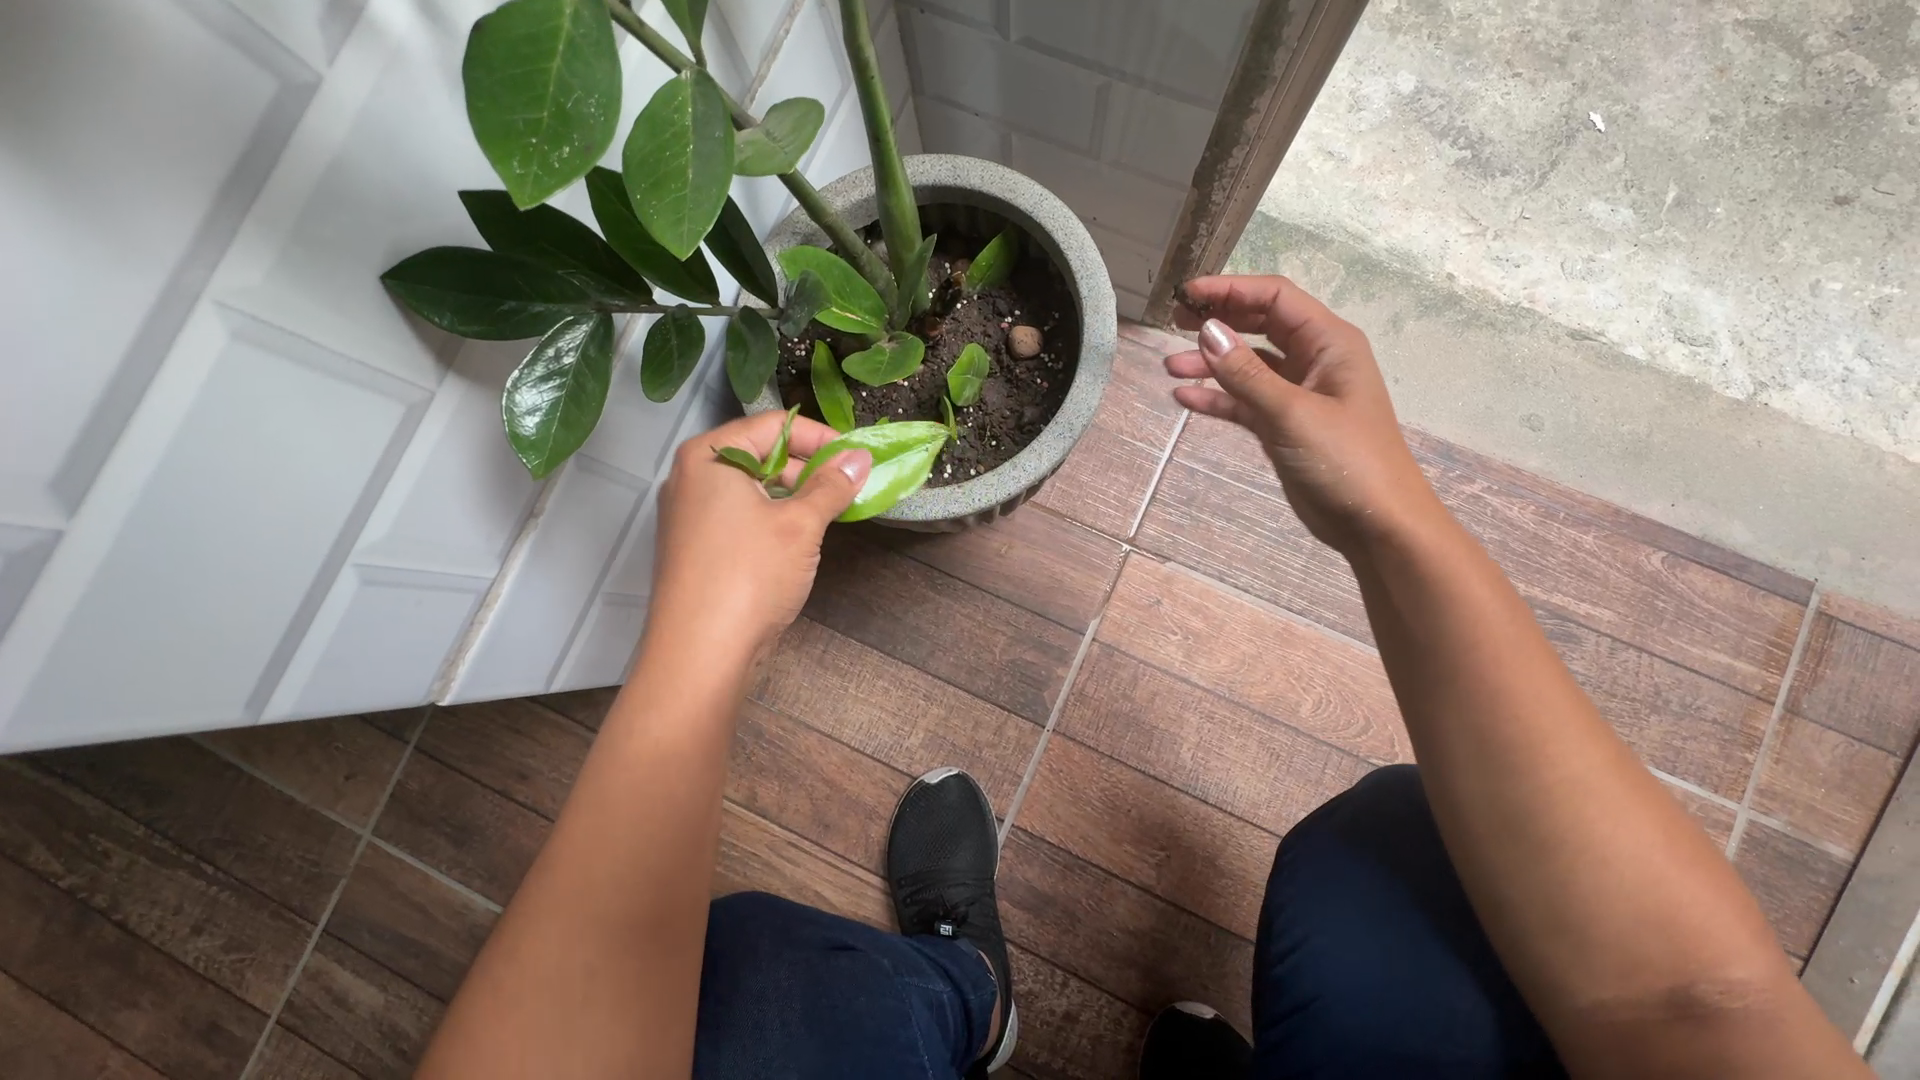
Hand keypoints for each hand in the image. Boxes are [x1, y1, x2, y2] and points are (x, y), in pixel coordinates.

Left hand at [647, 411, 871, 662]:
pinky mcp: (695, 549)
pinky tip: (800, 541)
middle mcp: (692, 478)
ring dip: (794, 497)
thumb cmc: (749, 575)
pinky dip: (772, 520)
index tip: (858, 455)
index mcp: (710, 457)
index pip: (773, 425)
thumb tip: (861, 457)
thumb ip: (832, 485)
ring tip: (831, 514)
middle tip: (850, 487)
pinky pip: (740, 518)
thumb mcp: (801, 525)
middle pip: (761, 455)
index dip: (820, 436)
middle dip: (809, 469)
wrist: (700, 653)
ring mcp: (689, 516)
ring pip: (752, 490)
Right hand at [1167, 275, 1442, 554]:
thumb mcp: (1292, 412)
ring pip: (1247, 365)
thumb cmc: (1345, 460)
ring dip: (1210, 363)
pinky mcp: (1282, 425)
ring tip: (1170, 366)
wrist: (1375, 522)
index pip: (1274, 298)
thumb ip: (1246, 373)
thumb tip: (1206, 331)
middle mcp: (1313, 360)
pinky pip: (1243, 401)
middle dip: (1218, 320)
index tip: (1185, 297)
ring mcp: (1297, 394)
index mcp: (1329, 342)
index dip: (1230, 290)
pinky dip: (1216, 397)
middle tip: (1172, 323)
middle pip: (1259, 325)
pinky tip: (1185, 398)